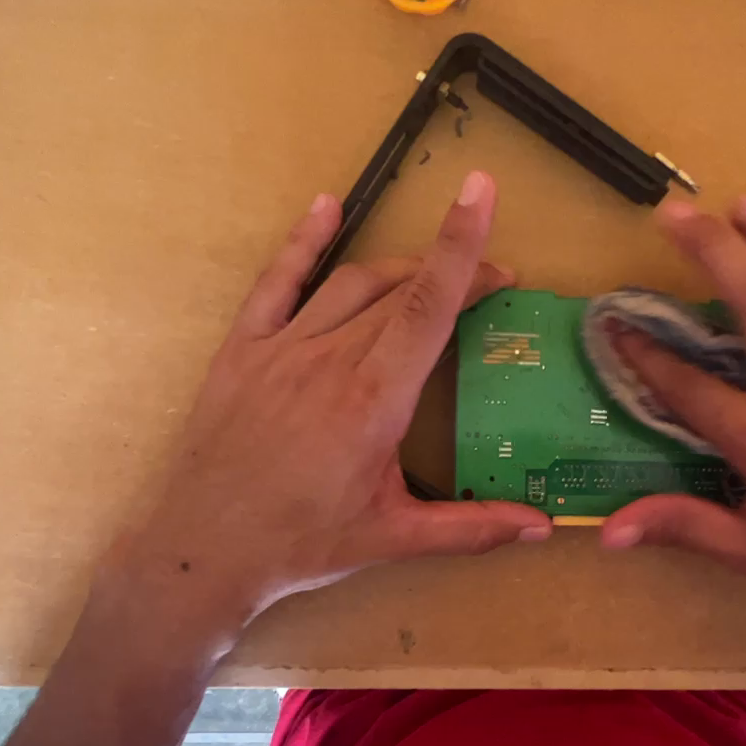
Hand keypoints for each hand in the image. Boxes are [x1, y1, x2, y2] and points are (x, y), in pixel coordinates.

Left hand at [84, 172, 551, 674]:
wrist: (203, 550)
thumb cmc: (303, 545)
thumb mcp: (394, 538)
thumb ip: (472, 528)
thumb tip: (542, 528)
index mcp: (373, 401)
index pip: (428, 308)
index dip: (460, 250)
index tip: (482, 195)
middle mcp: (330, 359)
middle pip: (401, 291)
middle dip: (453, 270)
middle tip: (495, 280)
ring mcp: (281, 348)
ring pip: (351, 284)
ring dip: (401, 267)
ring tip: (436, 270)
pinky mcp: (242, 350)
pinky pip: (276, 282)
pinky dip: (303, 242)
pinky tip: (326, 208)